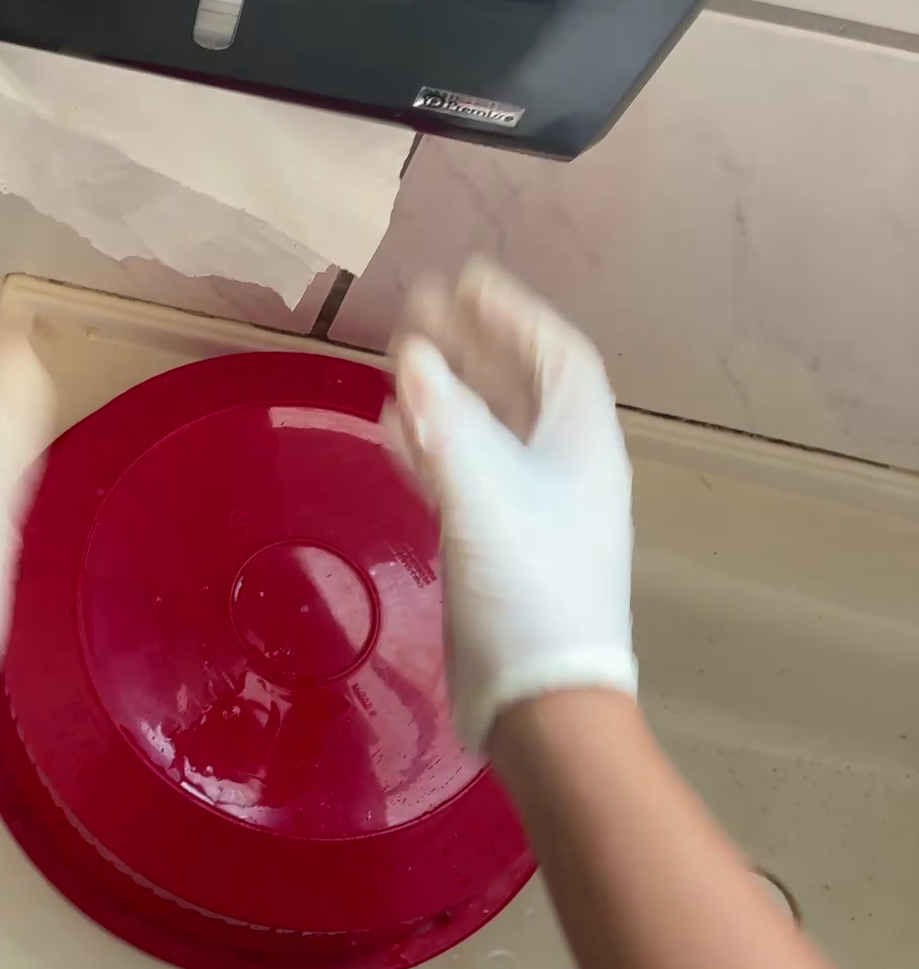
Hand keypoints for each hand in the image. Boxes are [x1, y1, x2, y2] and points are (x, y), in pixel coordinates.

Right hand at [387, 258, 636, 748]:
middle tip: (416, 310)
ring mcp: (520, 501)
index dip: (512, 313)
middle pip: (512, 385)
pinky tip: (393, 428)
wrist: (533, 690)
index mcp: (575, 446)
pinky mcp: (486, 532)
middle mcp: (554, 465)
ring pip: (480, 425)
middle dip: (467, 343)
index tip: (465, 278)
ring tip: (399, 358)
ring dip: (442, 389)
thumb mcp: (485, 500)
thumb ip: (446, 427)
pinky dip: (426, 440)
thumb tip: (408, 356)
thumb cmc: (525, 589)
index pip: (552, 358)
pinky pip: (455, 466)